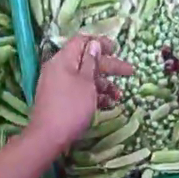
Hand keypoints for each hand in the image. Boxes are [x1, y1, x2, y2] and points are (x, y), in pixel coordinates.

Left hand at [26, 34, 133, 154]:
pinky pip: (79, 91)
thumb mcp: (86, 82)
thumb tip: (94, 44)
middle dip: (109, 67)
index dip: (100, 43)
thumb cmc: (71, 107)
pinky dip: (94, 95)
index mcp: (63, 59)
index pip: (82, 41)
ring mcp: (59, 85)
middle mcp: (59, 69)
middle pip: (87, 60)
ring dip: (104, 85)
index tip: (117, 49)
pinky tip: (108, 104)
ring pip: (85, 78)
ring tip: (118, 96)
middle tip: (129, 72)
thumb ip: (91, 62)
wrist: (48, 137)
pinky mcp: (61, 100)